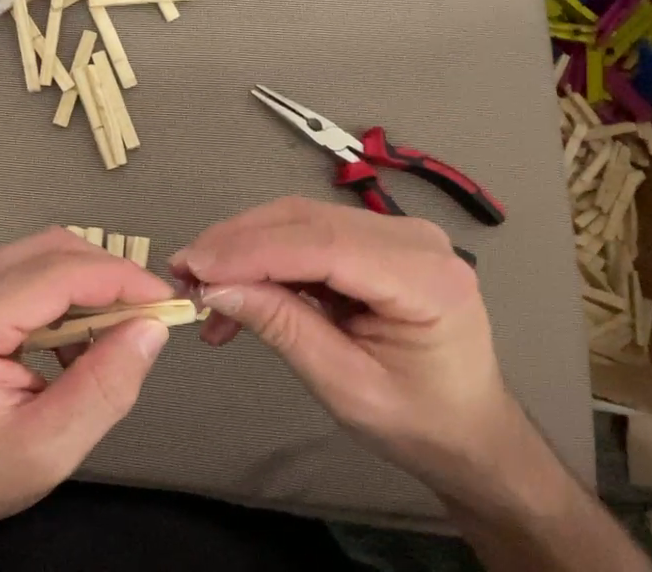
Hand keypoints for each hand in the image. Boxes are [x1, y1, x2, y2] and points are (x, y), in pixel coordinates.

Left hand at [0, 229, 172, 569]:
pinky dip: (68, 294)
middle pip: (54, 250)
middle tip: (151, 319)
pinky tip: (76, 343)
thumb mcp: (50, 447)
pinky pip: (32, 268)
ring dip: (90, 286)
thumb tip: (151, 327)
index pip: (60, 274)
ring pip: (46, 253)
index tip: (170, 304)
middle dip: (111, 277)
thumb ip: (104, 386)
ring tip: (113, 340)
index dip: (121, 280)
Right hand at [170, 199, 519, 501]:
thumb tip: (213, 287)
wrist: (469, 431)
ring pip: (296, 219)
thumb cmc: (419, 421)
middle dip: (235, 243)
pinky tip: (235, 287)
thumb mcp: (345, 385)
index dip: (249, 250)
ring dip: (241, 247)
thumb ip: (281, 327)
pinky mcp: (374, 238)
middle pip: (304, 221)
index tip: (192, 266)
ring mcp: (395, 232)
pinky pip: (305, 233)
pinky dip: (262, 256)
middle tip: (182, 271)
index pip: (321, 245)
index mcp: (426, 279)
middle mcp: (414, 239)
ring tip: (200, 284)